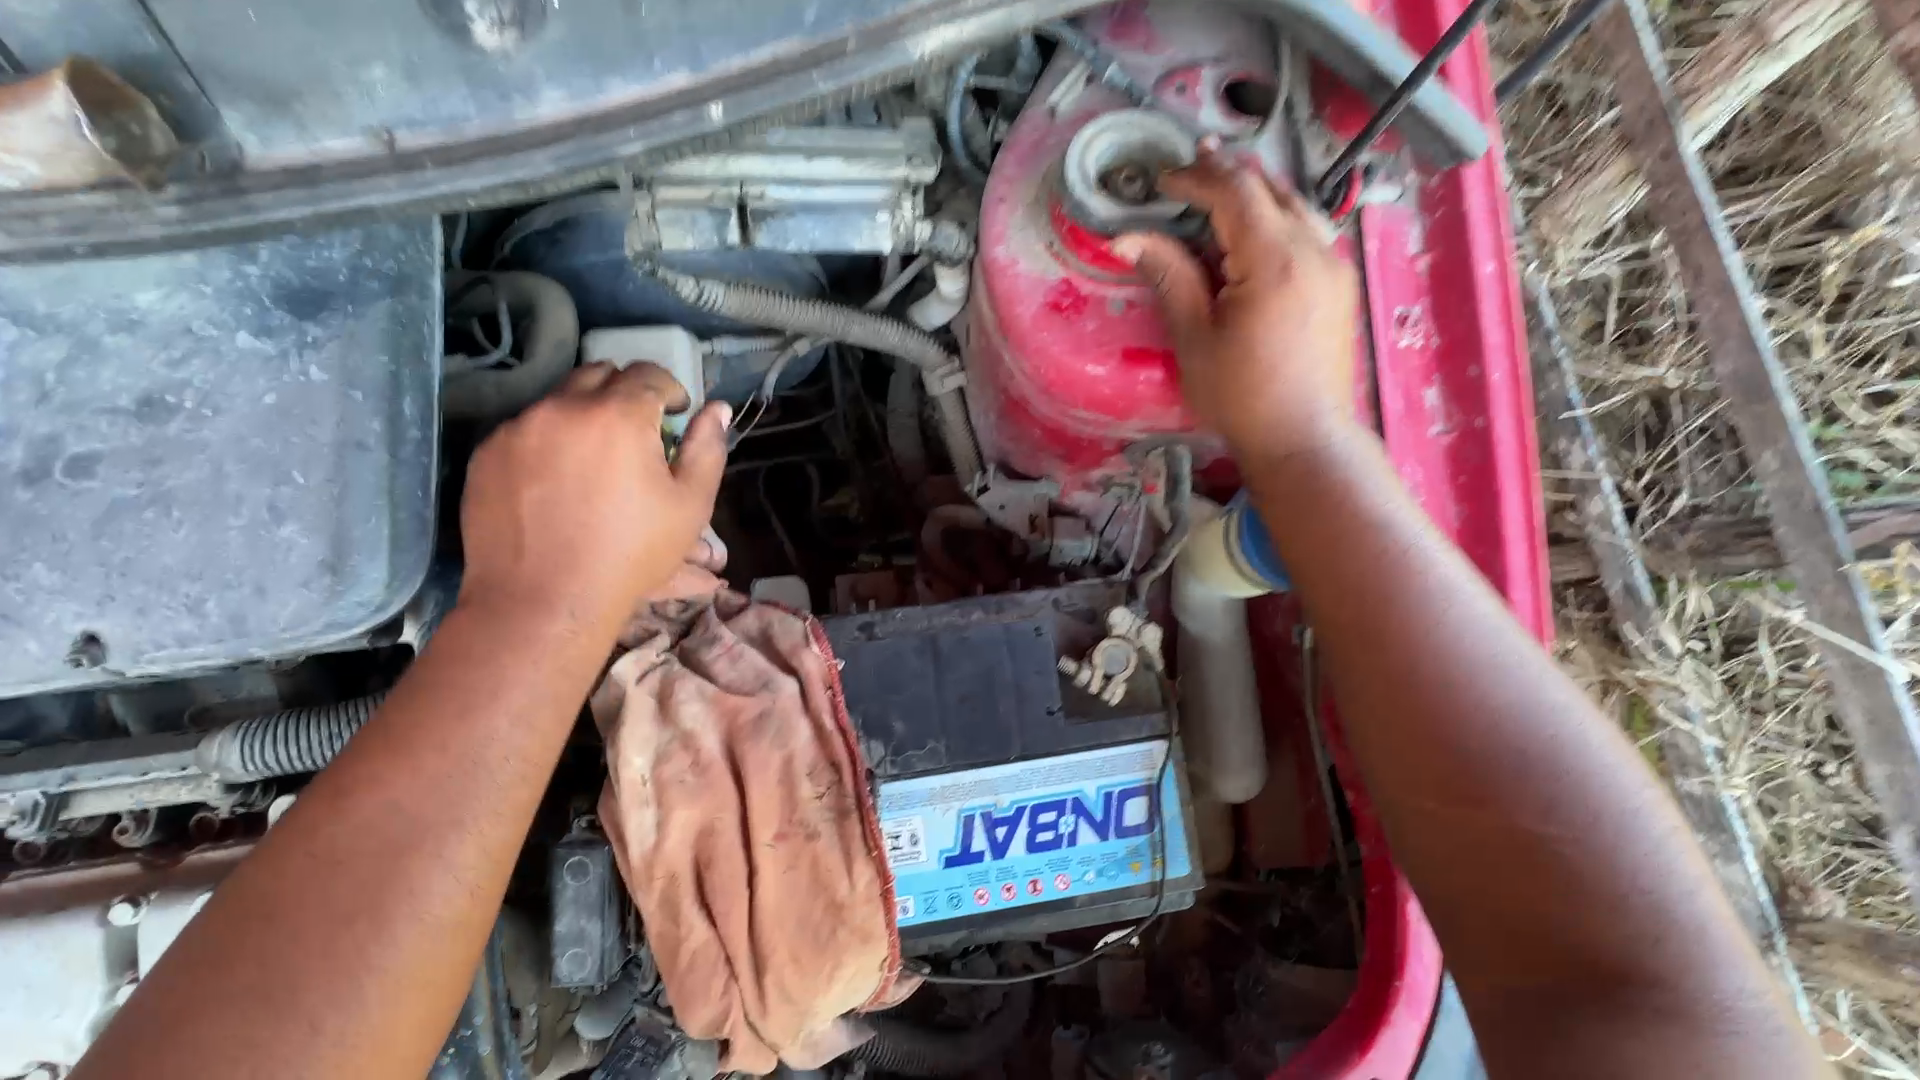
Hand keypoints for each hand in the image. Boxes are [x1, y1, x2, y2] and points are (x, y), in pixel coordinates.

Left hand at [458, 362, 730, 630]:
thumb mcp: (690, 507)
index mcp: (618, 415)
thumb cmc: (630, 555)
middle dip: (625, 393)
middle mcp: (563, 408)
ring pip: (559, 401)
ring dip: (584, 416)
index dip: (670, 390)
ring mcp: (518, 429)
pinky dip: (549, 442)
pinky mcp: (487, 454)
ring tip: (595, 461)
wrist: (542, 601)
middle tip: (637, 432)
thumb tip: (717, 409)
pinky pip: (526, 430)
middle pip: (600, 373)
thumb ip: (707, 449)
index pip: (648, 374)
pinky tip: (557, 483)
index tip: (676, 414)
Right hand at [1112, 146, 1360, 464]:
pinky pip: (1310, 229)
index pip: (1234, 191)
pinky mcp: (1340, 283)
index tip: (1163, 182)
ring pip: (1296, 203)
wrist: (1303, 437)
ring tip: (1222, 185)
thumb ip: (1168, 276)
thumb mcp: (1194, 337)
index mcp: (1274, 259)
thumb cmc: (1240, 395)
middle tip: (1191, 167)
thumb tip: (1125, 238)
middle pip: (1270, 187)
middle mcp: (1314, 248)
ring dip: (1256, 190)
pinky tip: (1258, 228)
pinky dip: (1279, 216)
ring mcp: (1334, 264)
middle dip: (1228, 173)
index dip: (1196, 177)